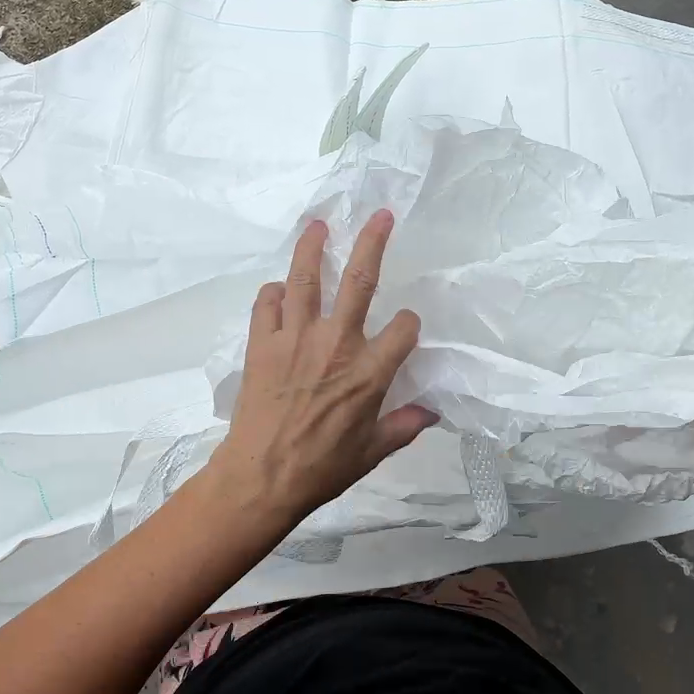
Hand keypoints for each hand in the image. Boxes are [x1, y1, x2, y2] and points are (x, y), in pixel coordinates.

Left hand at [207, 210, 435, 526]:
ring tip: (317, 224)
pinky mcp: (262, 342)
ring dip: (312, 247)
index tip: (405, 328)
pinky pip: (267, 303)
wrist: (261, 478)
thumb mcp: (373, 452)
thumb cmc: (322, 468)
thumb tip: (432, 412)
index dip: (409, 324)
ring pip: (306, 278)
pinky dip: (273, 292)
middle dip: (373, 241)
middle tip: (379, 215)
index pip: (405, 327)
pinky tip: (280, 291)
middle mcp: (337, 343)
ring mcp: (296, 338)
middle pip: (360, 279)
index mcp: (370, 370)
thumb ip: (404, 426)